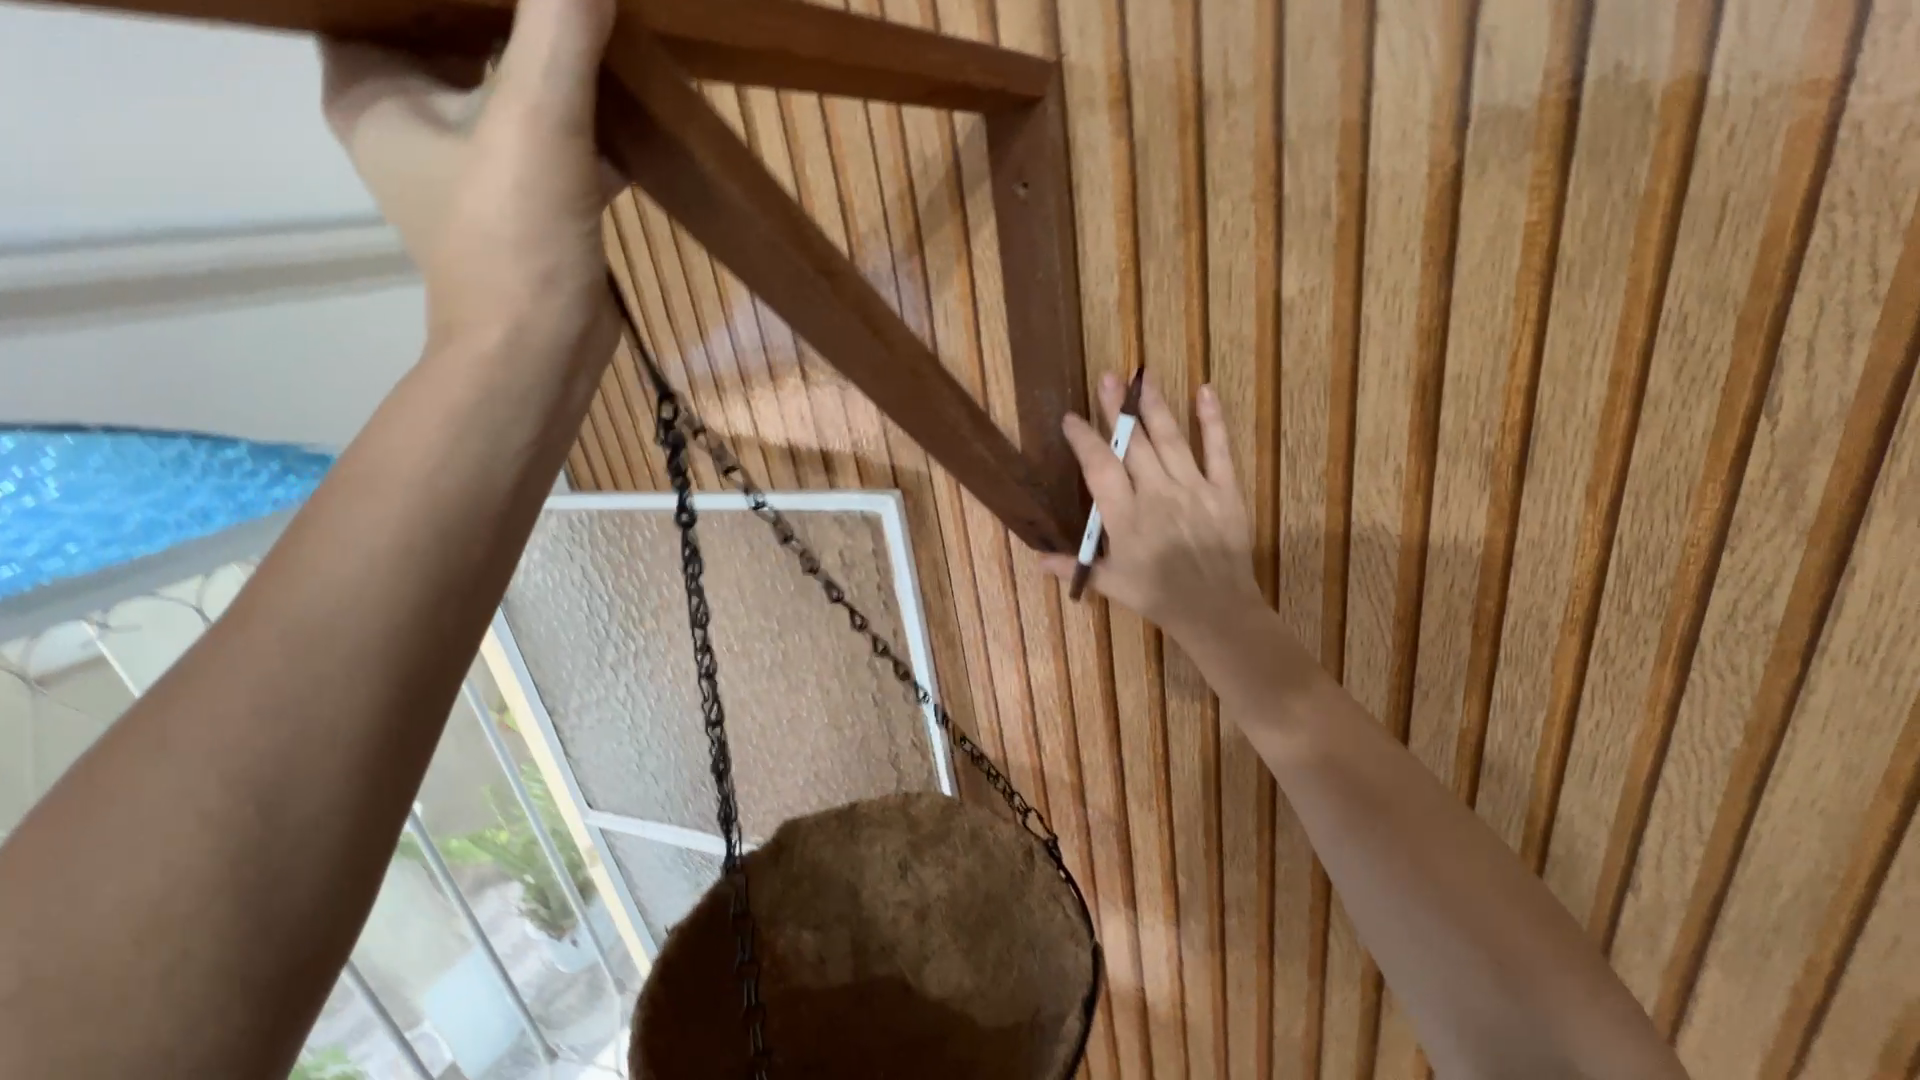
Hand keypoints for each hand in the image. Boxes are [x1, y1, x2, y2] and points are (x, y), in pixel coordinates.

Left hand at [319, 0, 621, 355]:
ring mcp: (472, 160)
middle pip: (449, 25)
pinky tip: (628, 81)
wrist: (544, 352)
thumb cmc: (512, 240)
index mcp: (370, 89)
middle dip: (501, 2)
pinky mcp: (528, 194)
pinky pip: (554, 129)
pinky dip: (587, 109)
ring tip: (590, 7)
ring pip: (507, 78)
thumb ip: (557, 29)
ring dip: (550, 50)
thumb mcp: (535, 120)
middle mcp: (410, 117)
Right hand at [1041, 376, 1265, 645]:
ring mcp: (1193, 488)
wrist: (1216, 610)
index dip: (1084, 439)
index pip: (1099, 466)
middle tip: (1107, 378)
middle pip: (1133, 443)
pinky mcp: (1225, 490)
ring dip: (1154, 406)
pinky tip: (1205, 391)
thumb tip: (1037, 560)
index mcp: (1125, 515)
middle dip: (1117, 409)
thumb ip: (1075, 565)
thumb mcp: (1112, 583)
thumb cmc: (1158, 597)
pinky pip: (1219, 450)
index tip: (1071, 419)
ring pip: (1170, 438)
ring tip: (1142, 376)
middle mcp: (1156, 493)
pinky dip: (1213, 420)